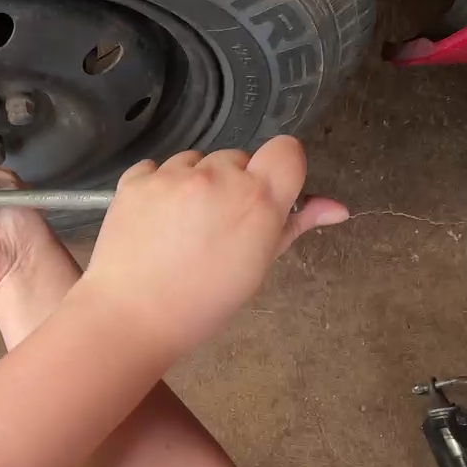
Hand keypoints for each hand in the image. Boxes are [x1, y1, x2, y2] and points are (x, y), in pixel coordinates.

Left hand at [74, 136, 346, 358]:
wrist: (130, 316)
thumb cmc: (201, 303)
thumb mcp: (256, 268)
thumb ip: (293, 228)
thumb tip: (336, 207)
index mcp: (257, 201)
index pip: (286, 150)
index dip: (278, 168)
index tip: (264, 193)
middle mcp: (216, 179)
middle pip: (236, 157)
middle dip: (232, 182)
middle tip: (214, 224)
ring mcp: (171, 178)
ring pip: (194, 160)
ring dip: (193, 181)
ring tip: (179, 225)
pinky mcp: (133, 181)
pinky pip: (154, 168)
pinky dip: (156, 186)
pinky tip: (153, 220)